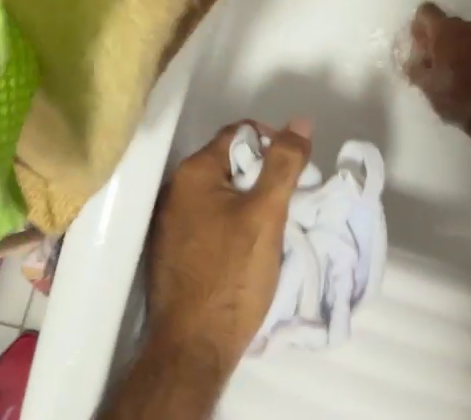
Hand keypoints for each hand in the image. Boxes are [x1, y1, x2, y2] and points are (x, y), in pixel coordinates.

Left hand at [146, 118, 313, 369]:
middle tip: (289, 201)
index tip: (296, 171)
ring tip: (274, 227)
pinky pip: (210, 221)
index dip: (272, 143)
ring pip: (222, 194)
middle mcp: (175, 190)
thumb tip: (300, 122)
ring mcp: (171, 223)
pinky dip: (233, 224)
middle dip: (263, 176)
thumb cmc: (232, 275)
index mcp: (193, 172)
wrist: (193, 348)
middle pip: (230, 163)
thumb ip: (284, 164)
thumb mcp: (266, 214)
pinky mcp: (174, 251)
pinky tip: (250, 249)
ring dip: (250, 202)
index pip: (239, 133)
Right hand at [404, 2, 470, 123]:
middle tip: (433, 61)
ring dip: (456, 45)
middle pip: (446, 22)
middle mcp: (467, 27)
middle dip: (437, 37)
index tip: (418, 45)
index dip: (419, 25)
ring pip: (464, 34)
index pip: (426, 10)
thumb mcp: (426, 85)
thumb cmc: (457, 96)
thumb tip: (412, 59)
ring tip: (453, 70)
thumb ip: (414, 66)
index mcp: (446, 30)